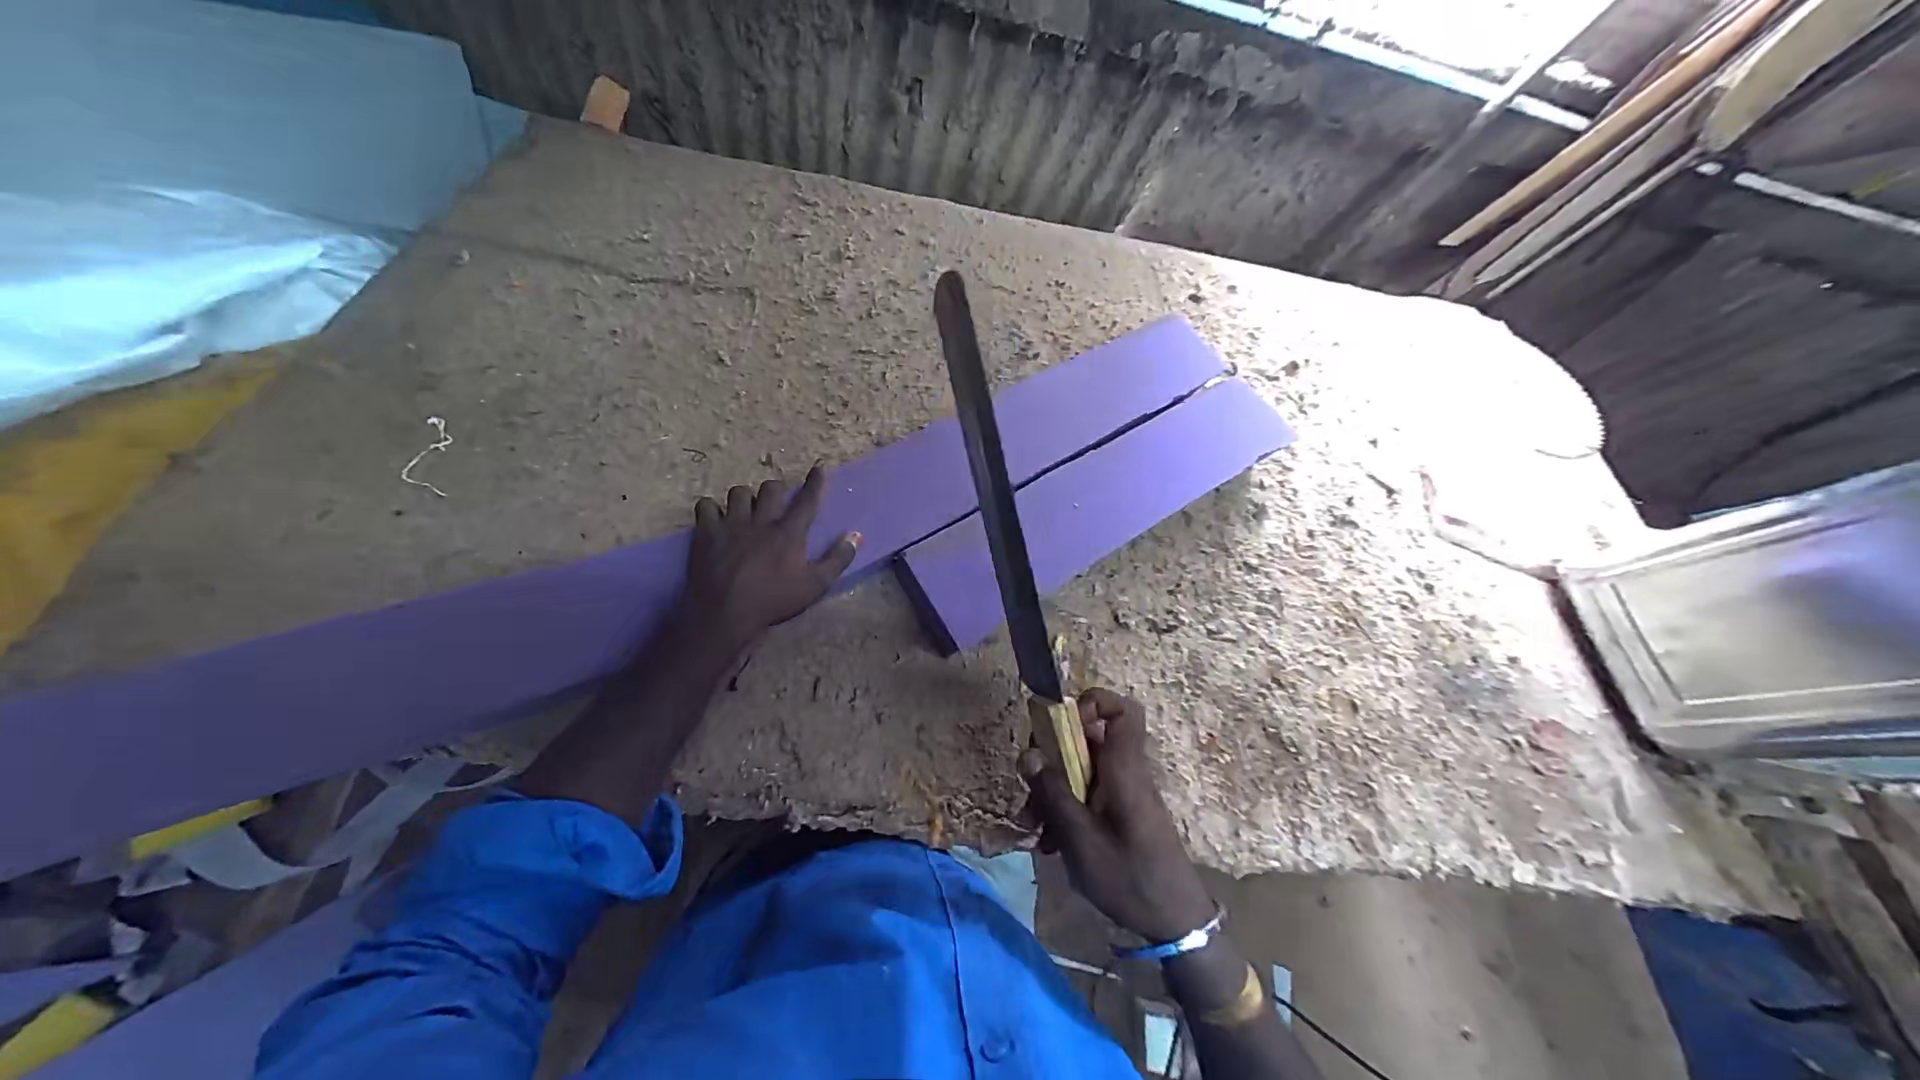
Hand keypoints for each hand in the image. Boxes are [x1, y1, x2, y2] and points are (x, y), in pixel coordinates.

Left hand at [682, 465, 859, 650]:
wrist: (724, 614)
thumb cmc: (773, 602)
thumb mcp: (815, 586)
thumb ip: (837, 560)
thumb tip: (855, 536)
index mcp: (789, 533)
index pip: (807, 500)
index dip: (815, 483)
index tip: (819, 468)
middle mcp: (761, 521)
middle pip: (771, 488)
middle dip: (776, 490)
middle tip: (776, 501)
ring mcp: (731, 524)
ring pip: (739, 493)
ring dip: (746, 499)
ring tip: (746, 510)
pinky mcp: (706, 532)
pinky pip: (706, 505)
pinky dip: (712, 509)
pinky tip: (715, 519)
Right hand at [1021, 688, 1216, 943]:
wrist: (1175, 924)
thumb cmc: (1130, 879)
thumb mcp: (1081, 841)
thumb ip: (1053, 794)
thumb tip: (1028, 753)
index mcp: (1125, 770)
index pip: (1123, 711)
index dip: (1092, 703)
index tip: (1059, 724)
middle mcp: (1125, 774)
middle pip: (1088, 740)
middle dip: (1052, 758)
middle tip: (1030, 787)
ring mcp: (1122, 794)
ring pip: (1081, 770)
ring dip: (1053, 789)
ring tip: (1034, 825)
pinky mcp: (1119, 815)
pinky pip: (1087, 795)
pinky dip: (1065, 809)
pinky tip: (1050, 842)